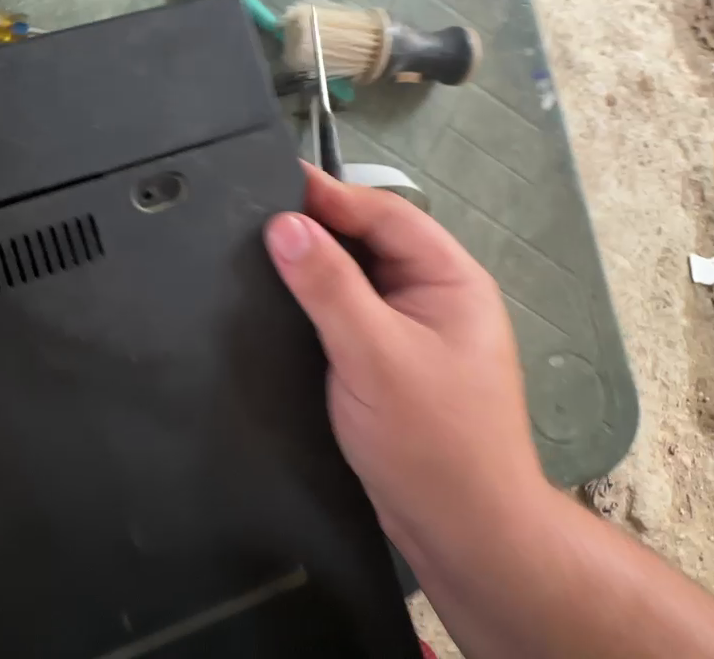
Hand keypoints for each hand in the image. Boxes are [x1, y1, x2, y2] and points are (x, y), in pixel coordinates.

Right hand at [263, 164, 544, 557]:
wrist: (463, 534)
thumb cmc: (430, 439)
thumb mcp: (374, 354)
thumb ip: (328, 286)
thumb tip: (282, 223)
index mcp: (449, 277)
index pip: (384, 214)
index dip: (328, 194)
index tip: (269, 178)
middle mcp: (434, 293)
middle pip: (370, 239)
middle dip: (317, 224)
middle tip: (250, 210)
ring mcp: (413, 328)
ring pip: (357, 275)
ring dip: (314, 261)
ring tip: (254, 246)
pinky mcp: (390, 359)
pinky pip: (349, 310)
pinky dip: (316, 298)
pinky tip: (279, 298)